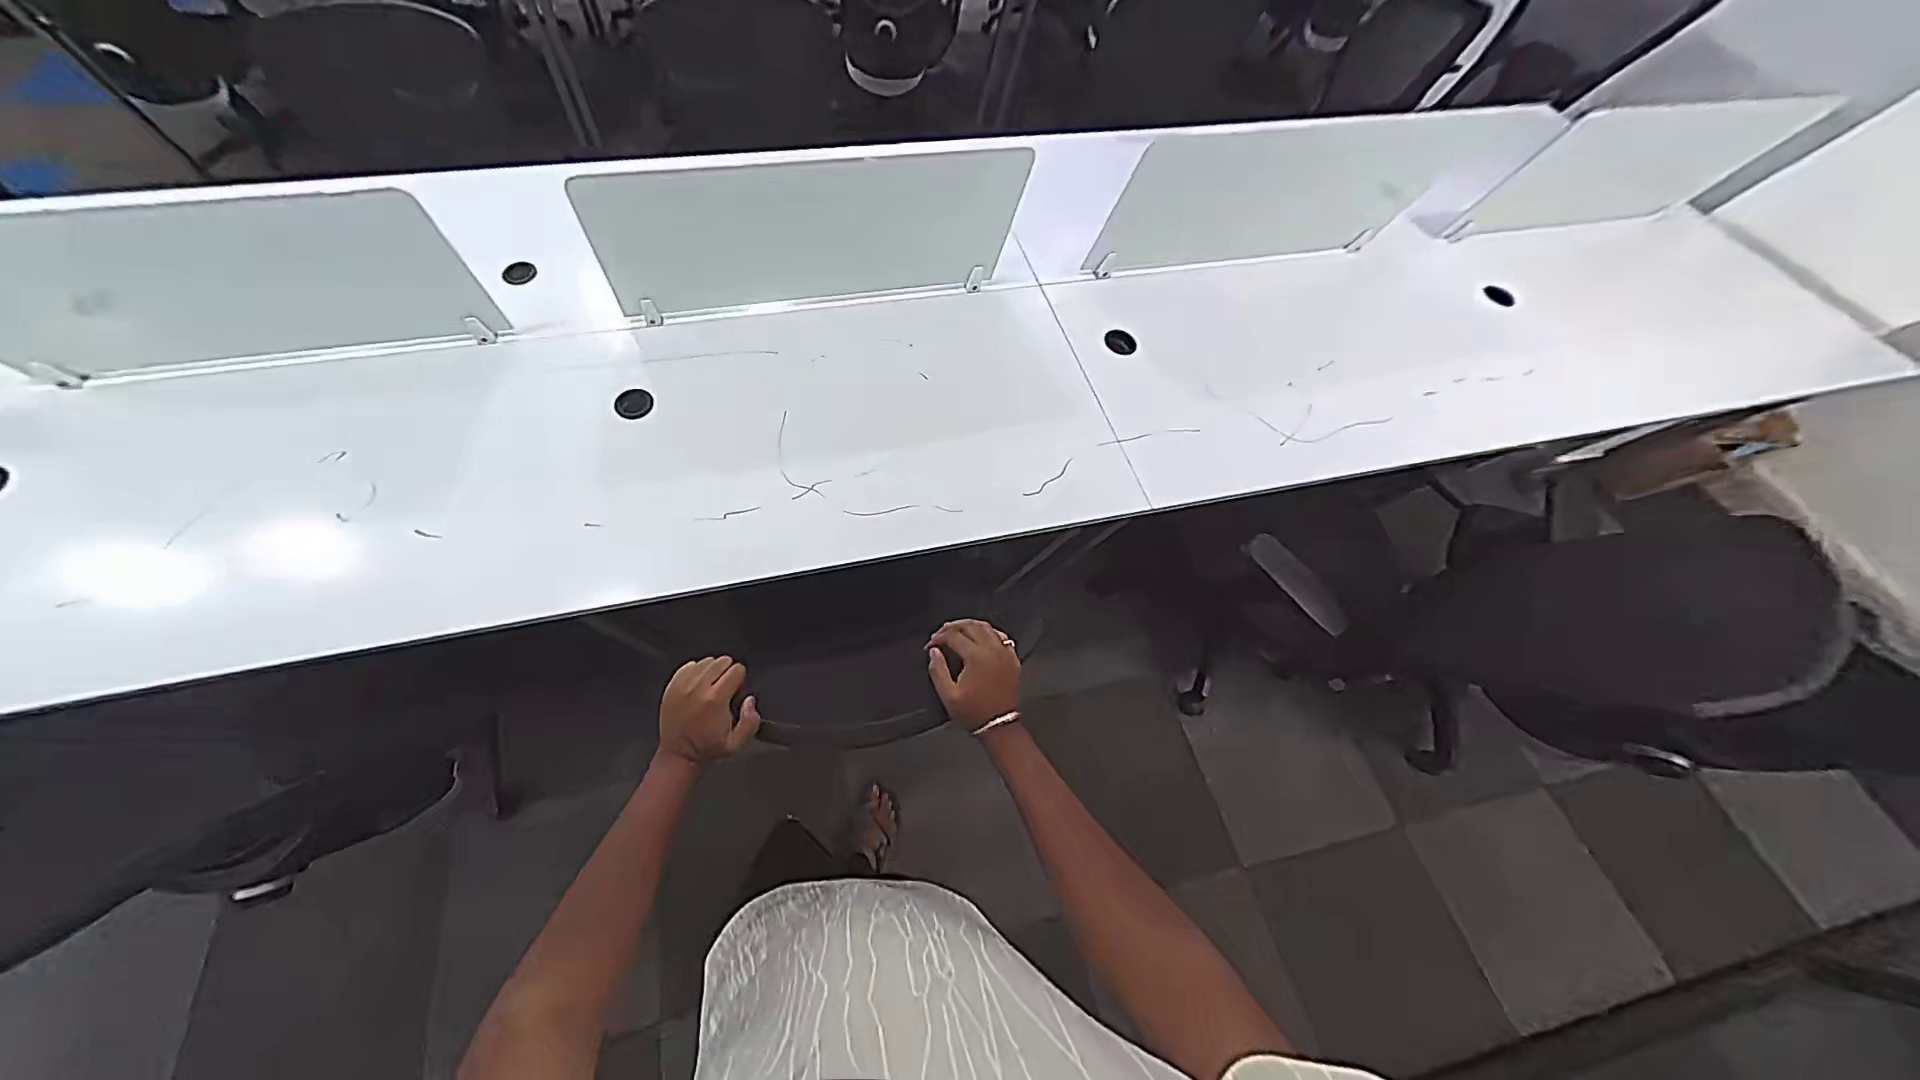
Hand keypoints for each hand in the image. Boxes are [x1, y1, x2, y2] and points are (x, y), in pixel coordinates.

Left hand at [657, 656, 761, 767]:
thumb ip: (750, 721)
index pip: (737, 669)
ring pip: (705, 662)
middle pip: (721, 662)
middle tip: (724, 689)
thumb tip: (749, 700)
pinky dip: (695, 671)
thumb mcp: (737, 743)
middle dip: (727, 672)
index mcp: (716, 699)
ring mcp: (683, 686)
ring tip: (710, 687)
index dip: (740, 679)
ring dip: (711, 671)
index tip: (736, 691)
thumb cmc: (708, 749)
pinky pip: (688, 666)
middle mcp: (698, 688)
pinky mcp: (671, 687)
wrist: (679, 755)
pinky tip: (697, 684)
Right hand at [927, 620, 1020, 731]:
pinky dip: (988, 632)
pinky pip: (1001, 636)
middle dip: (952, 627)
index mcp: (976, 657)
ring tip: (957, 631)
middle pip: (970, 625)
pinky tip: (980, 637)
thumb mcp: (948, 695)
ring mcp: (1005, 653)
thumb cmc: (974, 713)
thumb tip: (933, 652)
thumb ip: (938, 670)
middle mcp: (993, 650)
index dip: (938, 638)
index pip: (953, 636)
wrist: (999, 725)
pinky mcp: (1012, 659)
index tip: (931, 644)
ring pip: (986, 627)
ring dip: (969, 626)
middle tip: (940, 633)